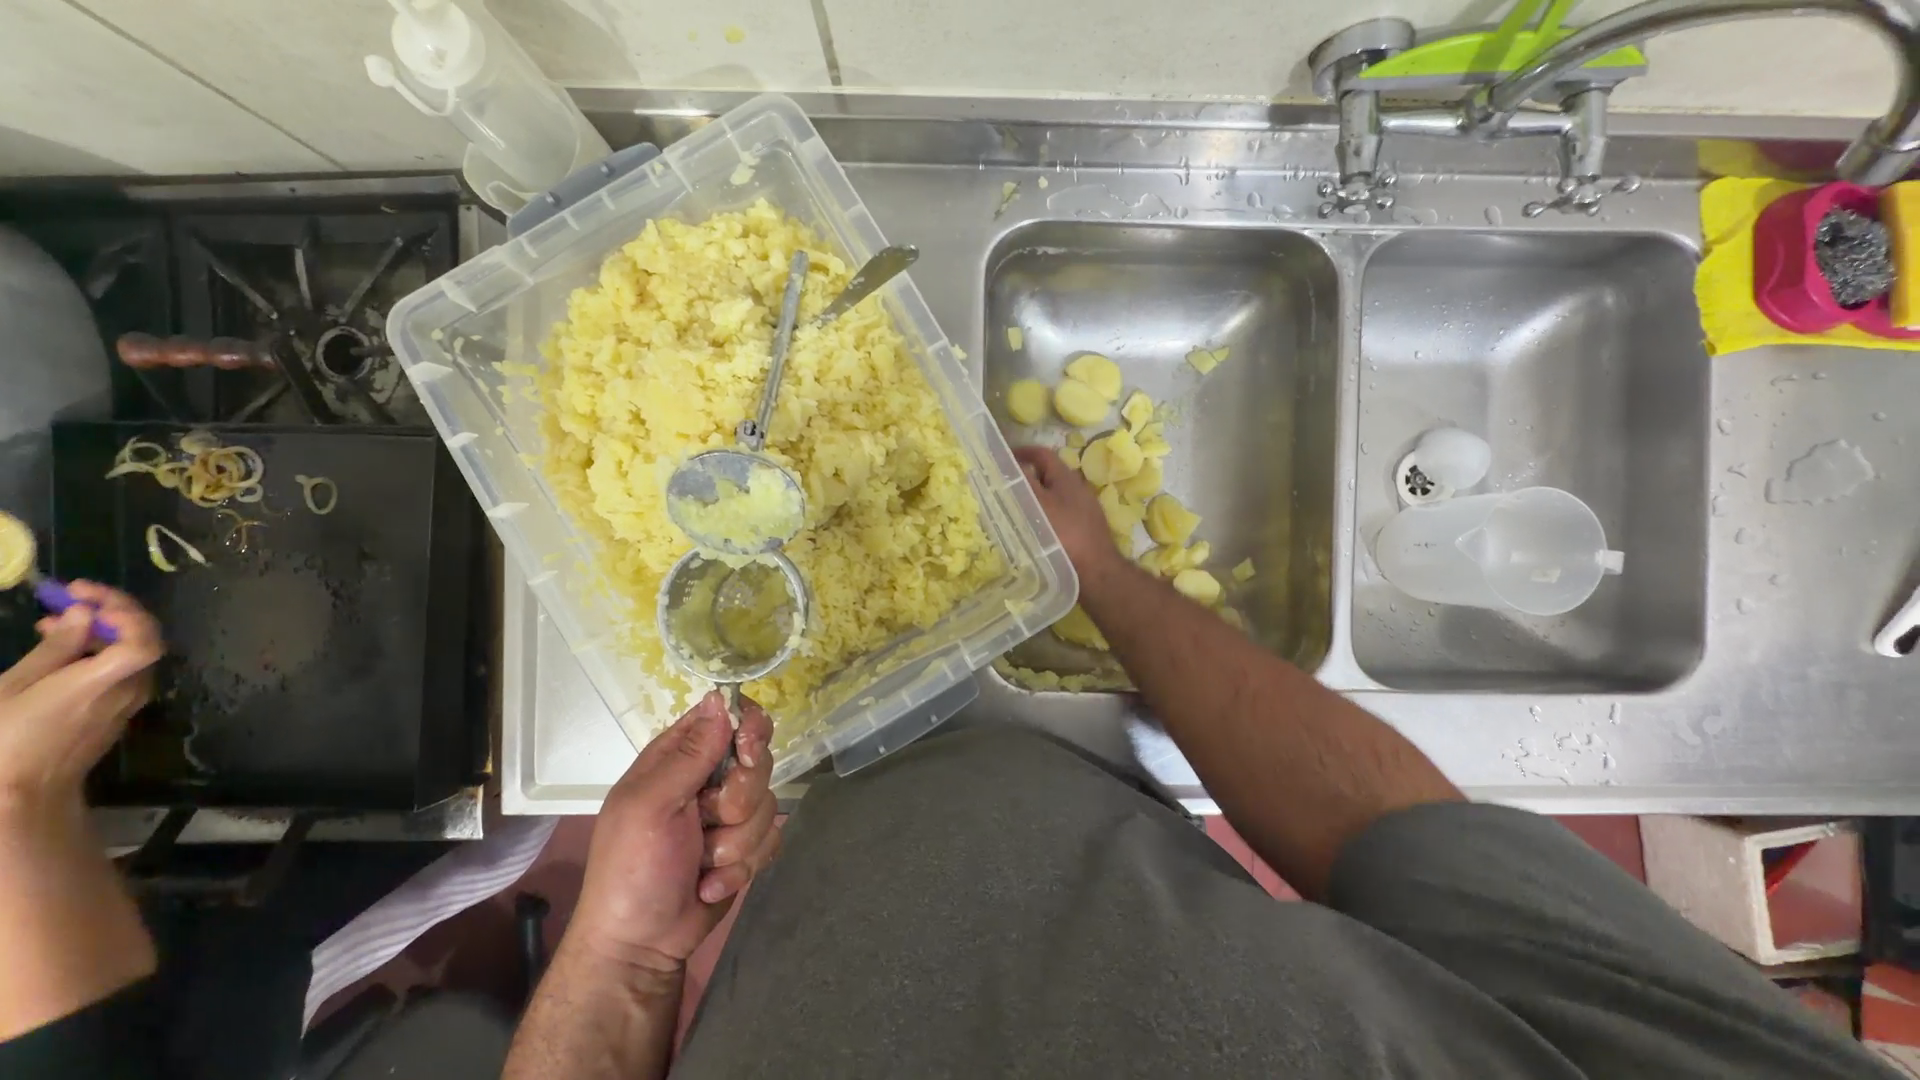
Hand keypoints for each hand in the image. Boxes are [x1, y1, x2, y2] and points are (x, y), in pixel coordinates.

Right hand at [0, 582, 161, 812]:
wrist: (17, 793)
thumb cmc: (4, 737)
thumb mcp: (16, 685)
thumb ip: (56, 649)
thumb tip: (83, 614)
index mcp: (108, 681)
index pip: (144, 637)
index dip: (121, 608)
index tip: (82, 593)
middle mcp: (131, 689)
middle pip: (142, 639)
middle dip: (109, 613)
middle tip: (67, 598)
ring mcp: (129, 702)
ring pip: (131, 654)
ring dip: (100, 632)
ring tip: (52, 621)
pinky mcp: (119, 712)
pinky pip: (120, 672)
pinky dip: (98, 653)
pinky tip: (61, 650)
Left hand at [565, 691, 778, 977]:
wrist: (640, 944)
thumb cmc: (632, 869)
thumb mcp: (651, 806)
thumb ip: (690, 754)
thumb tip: (720, 698)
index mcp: (677, 759)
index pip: (725, 718)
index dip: (747, 728)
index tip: (747, 752)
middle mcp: (706, 780)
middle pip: (758, 761)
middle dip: (738, 799)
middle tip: (707, 820)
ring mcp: (729, 816)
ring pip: (768, 804)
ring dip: (735, 843)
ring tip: (701, 864)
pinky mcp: (746, 848)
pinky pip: (772, 839)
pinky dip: (743, 866)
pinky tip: (712, 883)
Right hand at [1014, 445, 1123, 582]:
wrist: (1095, 571)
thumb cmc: (1063, 534)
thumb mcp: (1037, 505)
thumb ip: (1024, 482)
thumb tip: (1012, 464)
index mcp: (1066, 478)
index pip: (1043, 454)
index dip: (1022, 452)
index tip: (1002, 460)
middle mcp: (1078, 489)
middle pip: (1049, 474)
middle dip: (1027, 477)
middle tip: (1004, 488)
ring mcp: (1084, 509)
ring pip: (1054, 495)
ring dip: (1036, 498)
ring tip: (1015, 510)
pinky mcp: (1085, 528)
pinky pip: (1060, 513)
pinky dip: (1045, 515)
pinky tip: (1035, 531)